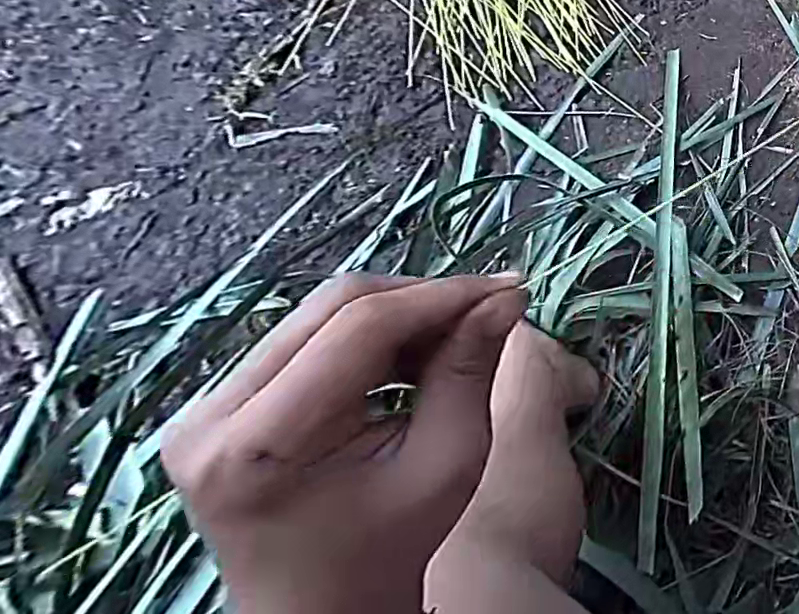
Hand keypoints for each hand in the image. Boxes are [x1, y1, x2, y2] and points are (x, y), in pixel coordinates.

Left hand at [161, 274, 526, 613]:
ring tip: (461, 336)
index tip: (513, 288)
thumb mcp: (450, 455)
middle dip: (429, 297)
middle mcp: (215, 415)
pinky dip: (387, 328)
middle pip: (340, 305)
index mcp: (260, 442)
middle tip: (492, 308)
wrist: (322, 601)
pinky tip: (422, 354)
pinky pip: (321, 331)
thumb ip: (471, 369)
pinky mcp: (233, 400)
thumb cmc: (391, 541)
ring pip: (333, 309)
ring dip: (411, 310)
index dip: (446, 295)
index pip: (361, 325)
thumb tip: (508, 296)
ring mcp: (214, 405)